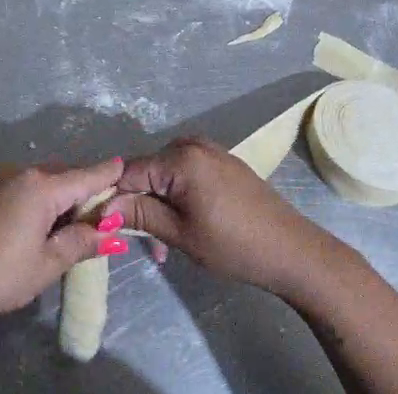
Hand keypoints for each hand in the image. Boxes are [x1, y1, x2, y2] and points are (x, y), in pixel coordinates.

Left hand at [0, 158, 125, 318]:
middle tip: (104, 216)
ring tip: (75, 224)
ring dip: (61, 195)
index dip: (108, 174)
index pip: (85, 176)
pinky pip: (24, 185)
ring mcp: (0, 178)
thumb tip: (111, 233)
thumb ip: (81, 242)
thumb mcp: (48, 263)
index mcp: (40, 186)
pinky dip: (41, 197)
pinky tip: (44, 222)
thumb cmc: (1, 272)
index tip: (126, 167)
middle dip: (85, 190)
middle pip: (64, 174)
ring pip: (43, 179)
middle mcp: (21, 172)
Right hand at [104, 137, 353, 301]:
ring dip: (158, 203)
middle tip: (144, 243)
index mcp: (179, 158)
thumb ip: (138, 215)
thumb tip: (101, 208)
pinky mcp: (223, 163)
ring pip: (165, 174)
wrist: (295, 253)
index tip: (104, 224)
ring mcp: (210, 151)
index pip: (128, 172)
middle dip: (139, 204)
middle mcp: (191, 144)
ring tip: (165, 242)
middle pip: (146, 171)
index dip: (112, 197)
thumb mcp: (180, 234)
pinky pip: (186, 173)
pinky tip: (185, 224)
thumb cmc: (235, 246)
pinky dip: (178, 196)